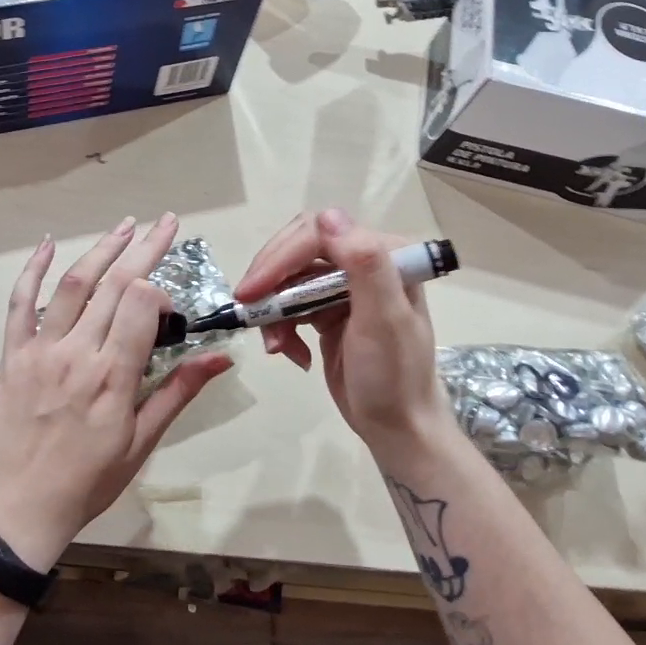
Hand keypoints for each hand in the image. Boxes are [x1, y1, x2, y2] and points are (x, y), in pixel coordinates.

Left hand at [0, 213, 231, 569]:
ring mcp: (39, 350)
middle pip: (112, 285)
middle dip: (143, 248)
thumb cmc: (88, 481)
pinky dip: (33, 269)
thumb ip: (177, 392)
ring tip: (126, 225)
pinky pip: (19, 303)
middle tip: (167, 222)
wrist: (20, 508)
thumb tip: (221, 357)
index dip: (158, 290)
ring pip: (72, 285)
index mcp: (112, 377)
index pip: (138, 306)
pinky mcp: (13, 354)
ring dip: (102, 250)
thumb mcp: (141, 442)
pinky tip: (49, 243)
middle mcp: (76, 353)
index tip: (169, 303)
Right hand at [236, 208, 447, 452]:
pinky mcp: (328, 313)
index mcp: (384, 255)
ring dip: (274, 312)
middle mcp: (364, 264)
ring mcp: (344, 289)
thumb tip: (328, 216)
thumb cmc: (394, 377)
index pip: (318, 235)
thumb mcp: (383, 321)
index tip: (252, 291)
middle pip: (298, 251)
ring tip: (276, 348)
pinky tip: (291, 355)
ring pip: (288, 280)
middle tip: (247, 307)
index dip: (280, 257)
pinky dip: (282, 329)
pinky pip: (290, 307)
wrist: (398, 429)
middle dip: (270, 280)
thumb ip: (364, 265)